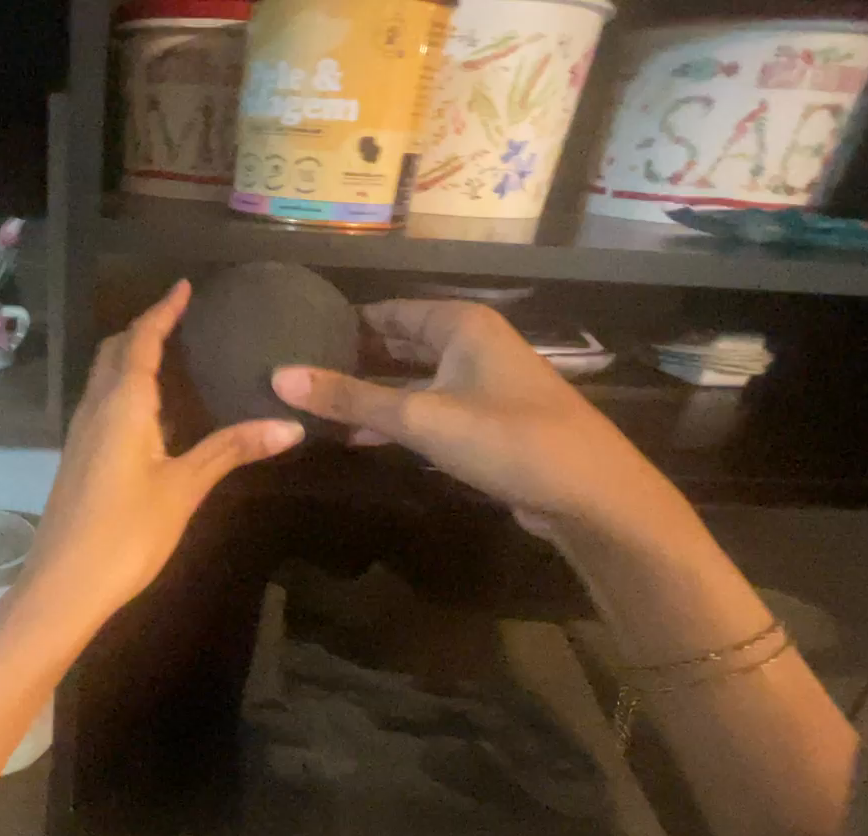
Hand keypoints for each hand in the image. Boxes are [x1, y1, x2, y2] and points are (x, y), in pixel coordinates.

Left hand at [25, 280, 303, 620]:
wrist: (63, 585)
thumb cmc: (126, 534)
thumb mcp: (184, 489)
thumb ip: (230, 451)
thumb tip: (289, 426)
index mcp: (122, 405)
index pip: (142, 340)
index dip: (162, 311)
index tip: (183, 287)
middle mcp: (95, 410)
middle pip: (115, 353)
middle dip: (143, 329)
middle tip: (177, 319)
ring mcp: (80, 436)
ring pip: (103, 379)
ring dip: (129, 358)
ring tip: (166, 356)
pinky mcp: (77, 460)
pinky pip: (100, 406)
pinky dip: (123, 390)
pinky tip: (148, 415)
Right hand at [271, 300, 681, 541]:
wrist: (588, 494)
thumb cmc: (506, 439)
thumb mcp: (420, 417)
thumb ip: (350, 398)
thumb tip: (279, 377)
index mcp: (460, 324)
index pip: (388, 310)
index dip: (343, 323)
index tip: (295, 337)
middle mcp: (471, 344)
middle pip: (398, 343)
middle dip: (352, 359)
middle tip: (296, 373)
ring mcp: (478, 383)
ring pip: (410, 379)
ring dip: (369, 394)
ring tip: (314, 405)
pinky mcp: (482, 421)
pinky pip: (425, 409)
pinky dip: (393, 419)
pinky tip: (357, 436)